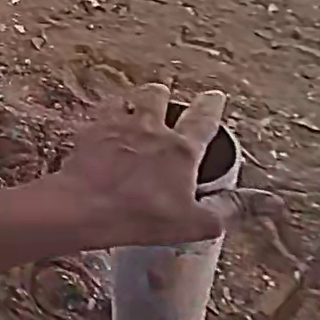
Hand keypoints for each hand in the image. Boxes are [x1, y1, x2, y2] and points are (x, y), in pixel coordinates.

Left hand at [0, 84, 258, 270]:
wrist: (83, 208)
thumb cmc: (138, 220)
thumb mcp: (186, 226)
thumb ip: (214, 215)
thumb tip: (236, 211)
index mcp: (179, 148)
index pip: (204, 119)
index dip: (212, 105)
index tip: (216, 93)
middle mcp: (148, 128)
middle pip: (159, 94)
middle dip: (162, 92)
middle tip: (164, 95)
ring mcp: (115, 125)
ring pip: (128, 98)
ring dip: (132, 100)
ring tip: (132, 106)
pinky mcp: (87, 130)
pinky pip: (100, 115)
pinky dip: (104, 116)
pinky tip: (100, 126)